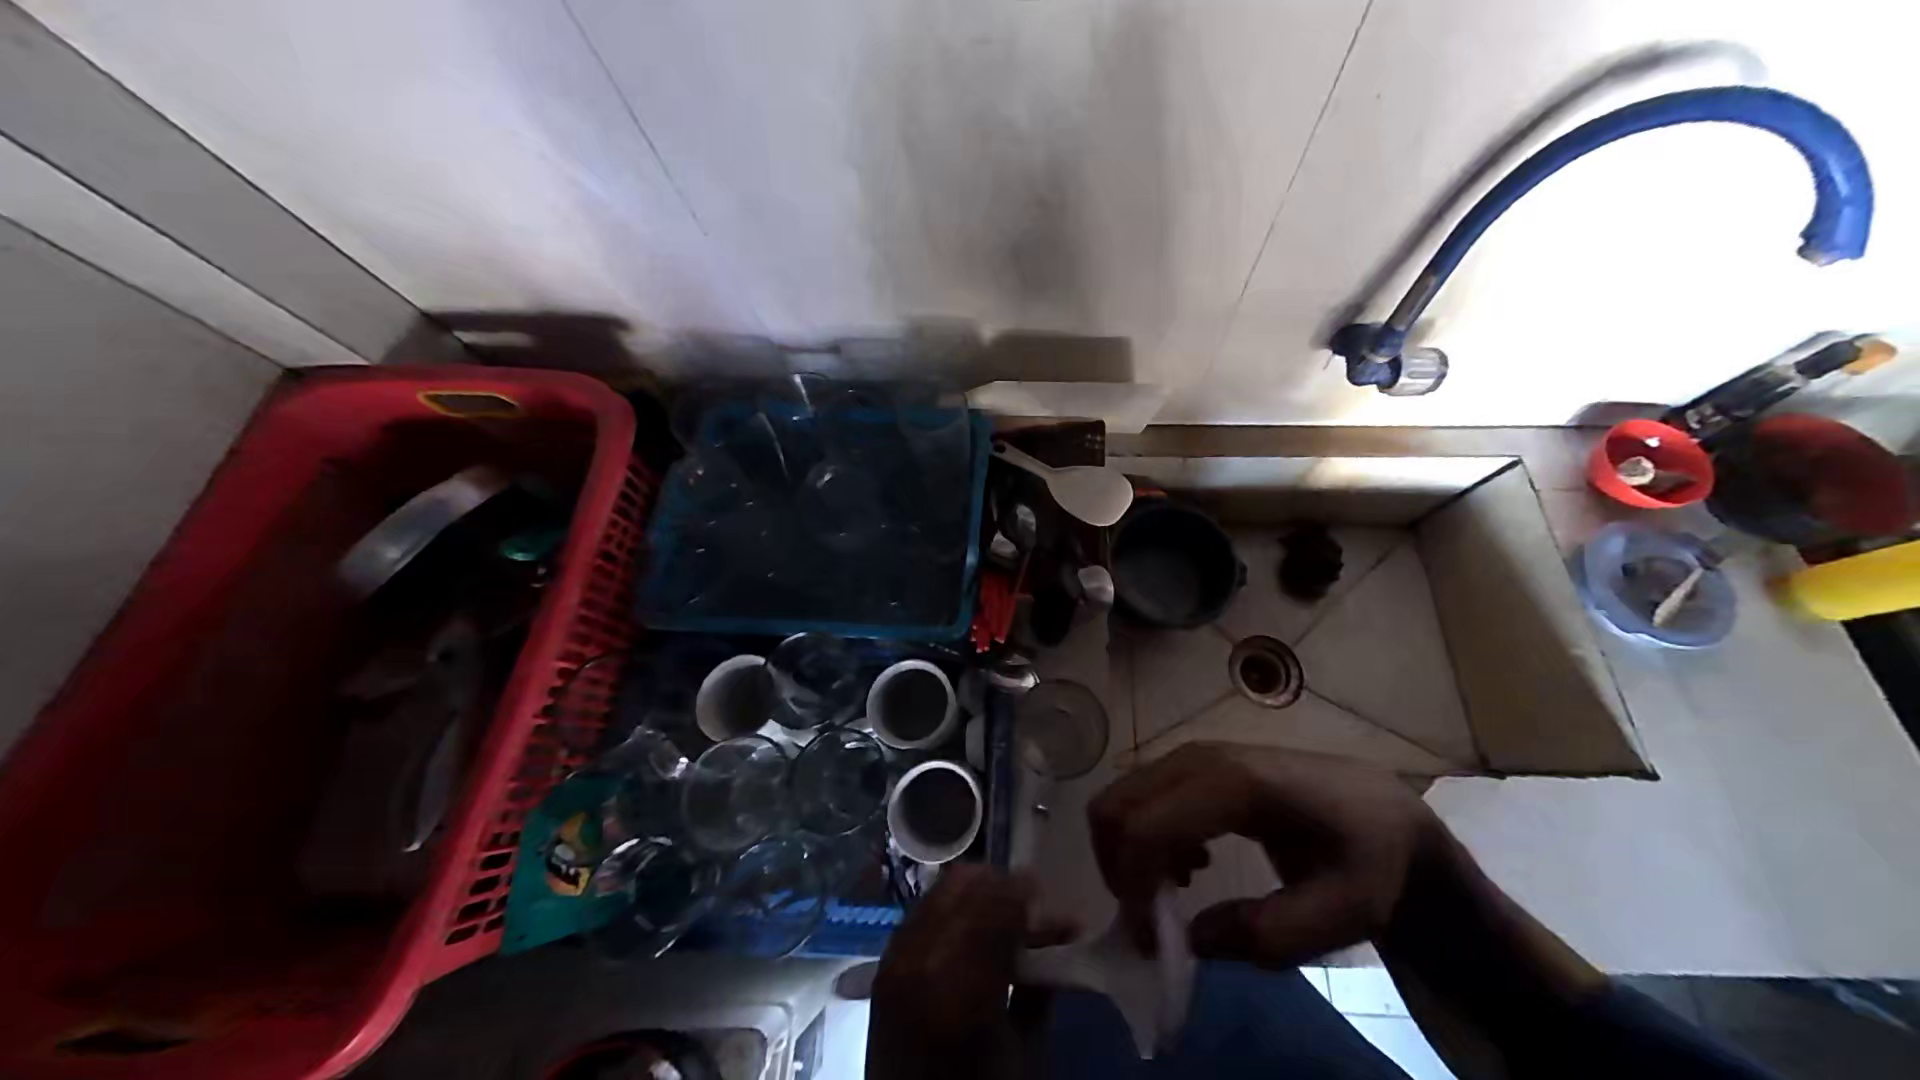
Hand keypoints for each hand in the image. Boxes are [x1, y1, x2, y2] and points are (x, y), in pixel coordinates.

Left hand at [867, 865, 1073, 1079]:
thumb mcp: (1026, 1052)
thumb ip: (1043, 983)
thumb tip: (1065, 927)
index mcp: (961, 989)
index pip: (996, 906)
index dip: (1024, 892)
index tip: (1046, 896)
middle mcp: (920, 961)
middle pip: (964, 887)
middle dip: (999, 888)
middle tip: (1026, 908)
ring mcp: (895, 960)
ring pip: (940, 892)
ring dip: (974, 894)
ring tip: (999, 917)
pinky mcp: (882, 966)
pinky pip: (921, 914)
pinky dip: (949, 910)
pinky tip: (969, 932)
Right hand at [1087, 742, 1441, 967]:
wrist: (1380, 807)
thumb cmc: (1366, 856)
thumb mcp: (1343, 913)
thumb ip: (1271, 935)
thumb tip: (1190, 938)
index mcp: (1233, 785)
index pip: (1143, 828)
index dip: (1132, 887)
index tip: (1154, 941)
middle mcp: (1198, 758)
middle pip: (1114, 807)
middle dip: (1117, 870)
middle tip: (1153, 920)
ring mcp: (1190, 755)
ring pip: (1118, 800)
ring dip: (1128, 855)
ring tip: (1175, 893)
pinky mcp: (1190, 763)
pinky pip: (1138, 797)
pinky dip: (1141, 837)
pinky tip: (1189, 864)